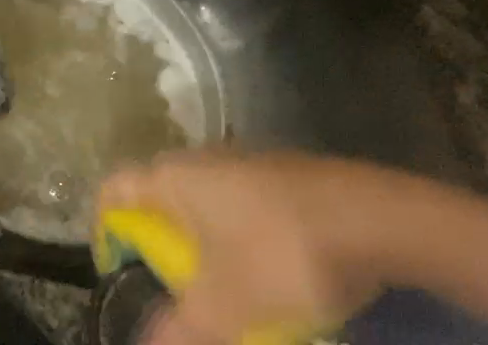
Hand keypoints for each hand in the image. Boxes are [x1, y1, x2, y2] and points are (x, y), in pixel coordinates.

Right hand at [98, 151, 389, 344]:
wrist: (381, 221)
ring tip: (225, 288)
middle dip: (157, 241)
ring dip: (203, 241)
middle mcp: (195, 160)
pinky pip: (242, 205)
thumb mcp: (229, 306)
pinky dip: (242, 237)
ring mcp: (243, 162)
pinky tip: (272, 271)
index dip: (106, 228)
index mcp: (168, 178)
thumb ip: (183, 329)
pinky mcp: (284, 176)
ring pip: (203, 202)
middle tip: (172, 286)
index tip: (119, 268)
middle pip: (156, 197)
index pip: (112, 190)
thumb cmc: (283, 253)